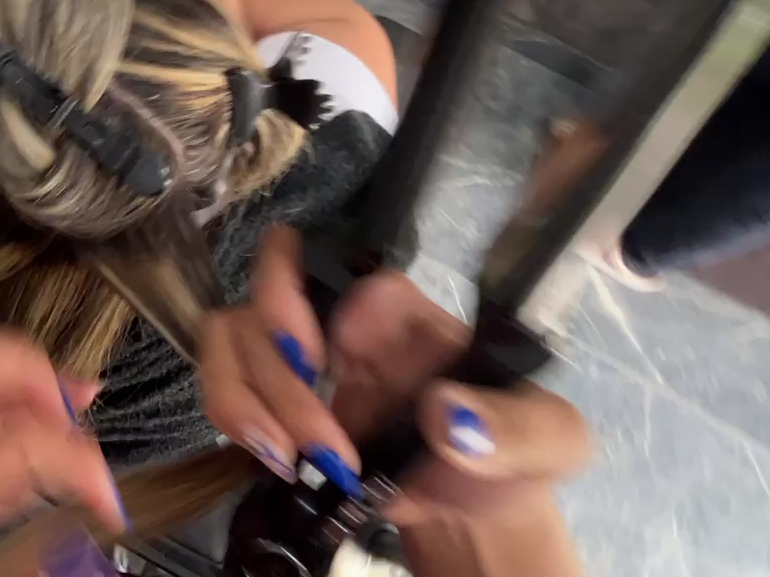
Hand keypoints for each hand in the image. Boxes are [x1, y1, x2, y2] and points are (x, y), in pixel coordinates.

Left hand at [0, 331, 125, 576]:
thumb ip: (34, 557)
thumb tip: (90, 537)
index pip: (23, 438)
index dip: (79, 461)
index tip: (109, 503)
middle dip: (32, 371)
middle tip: (79, 401)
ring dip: (20, 386)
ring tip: (72, 408)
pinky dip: (3, 415)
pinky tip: (37, 448)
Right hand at [203, 228, 589, 576]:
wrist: (469, 509)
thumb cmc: (510, 454)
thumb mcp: (547, 440)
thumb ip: (514, 427)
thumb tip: (448, 418)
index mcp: (392, 305)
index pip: (324, 260)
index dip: (303, 296)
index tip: (320, 359)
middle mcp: (333, 314)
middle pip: (263, 297)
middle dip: (276, 371)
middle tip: (312, 442)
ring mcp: (295, 354)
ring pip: (227, 333)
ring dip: (241, 394)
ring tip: (285, 457)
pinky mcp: (269, 397)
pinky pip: (221, 381)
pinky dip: (233, 415)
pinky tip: (274, 458)